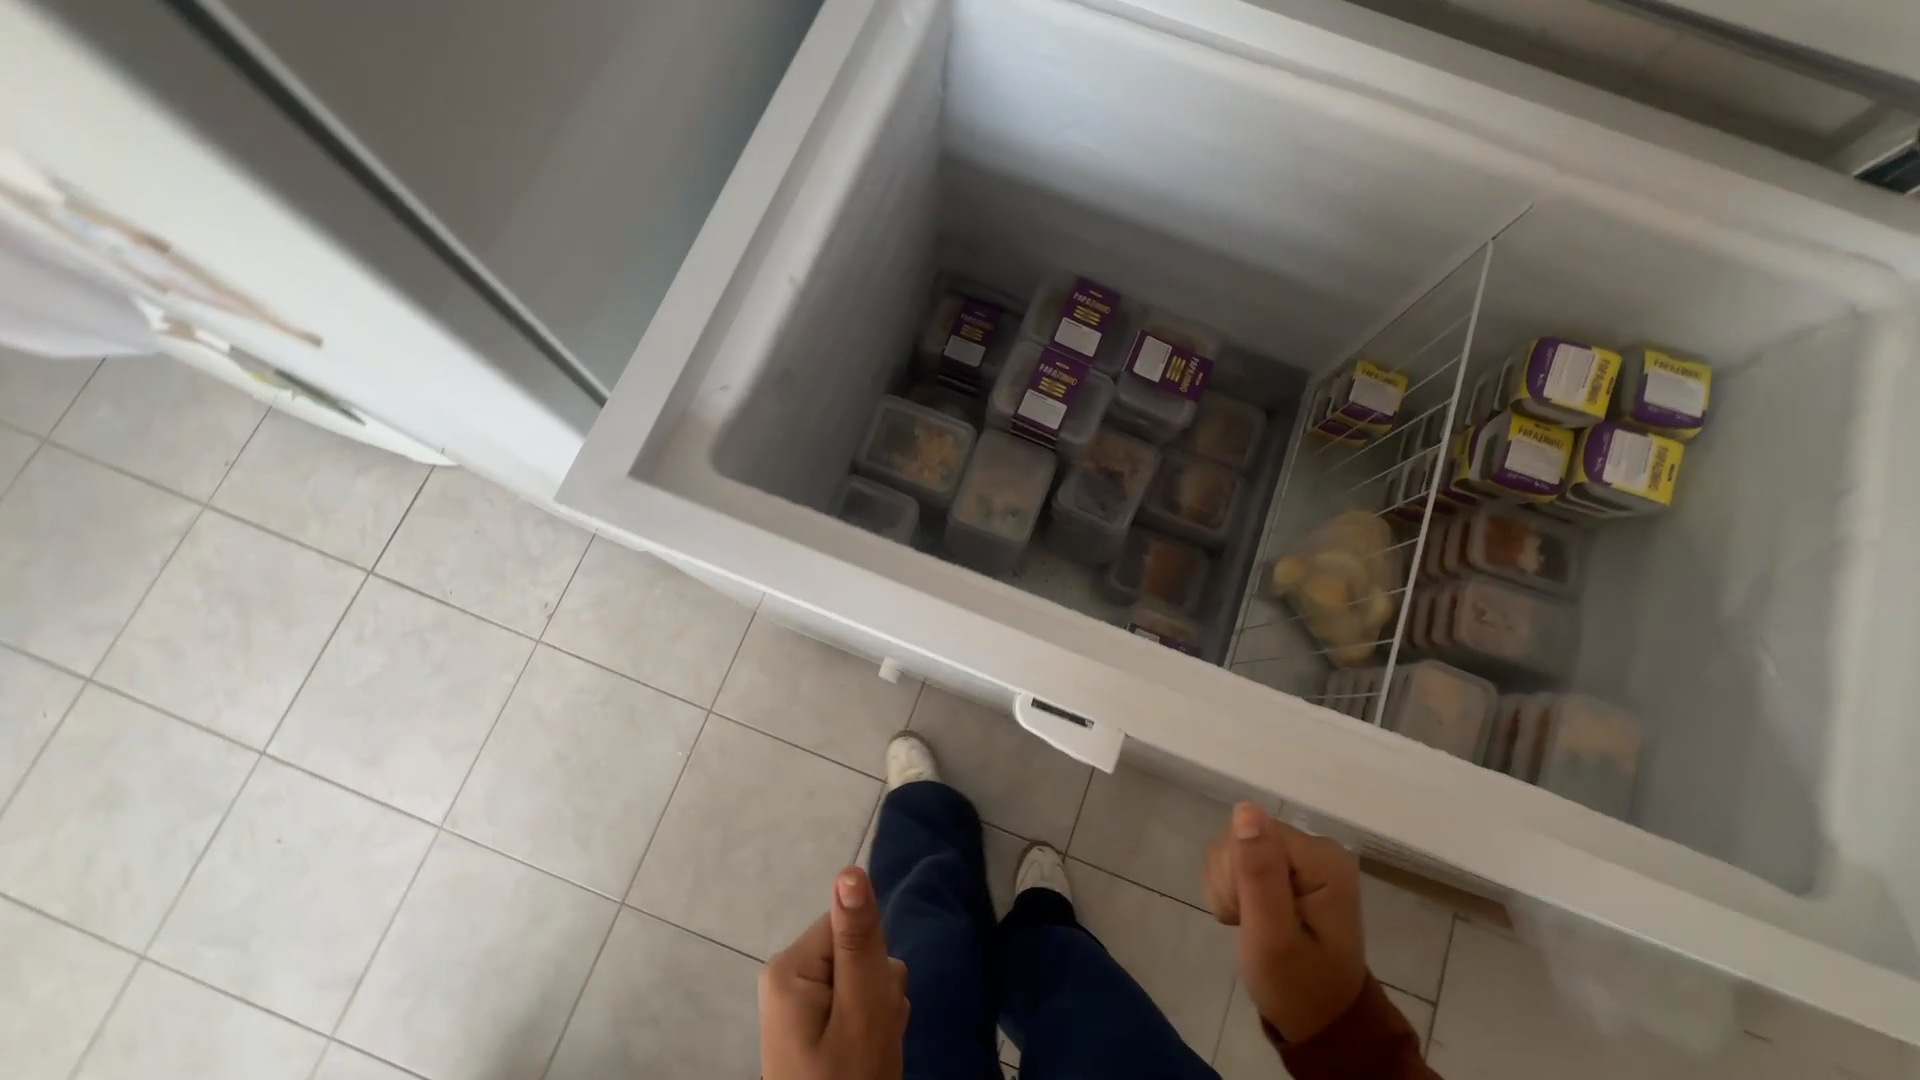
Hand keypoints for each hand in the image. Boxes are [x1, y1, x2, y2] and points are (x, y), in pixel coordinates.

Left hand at [759, 866, 908, 1079]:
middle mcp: (787, 976)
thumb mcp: (862, 1011)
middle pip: (856, 951)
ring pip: (862, 977)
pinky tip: (865, 1054)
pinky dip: (869, 1025)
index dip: (874, 963)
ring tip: (870, 1050)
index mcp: (789, 967)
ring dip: (878, 1009)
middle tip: (874, 1036)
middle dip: (878, 988)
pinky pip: (853, 1001)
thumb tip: (850, 870)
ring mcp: (798, 1001)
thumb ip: (859, 941)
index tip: (874, 1004)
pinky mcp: (811, 1022)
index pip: (851, 926)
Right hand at [1205, 803, 1366, 1042]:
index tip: (1246, 914)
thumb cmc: (1297, 986)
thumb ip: (1259, 872)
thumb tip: (1245, 809)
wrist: (1318, 1020)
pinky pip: (1238, 857)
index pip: (1253, 834)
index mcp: (1323, 860)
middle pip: (1243, 837)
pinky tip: (1248, 914)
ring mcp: (1303, 856)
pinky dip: (1232, 888)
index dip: (1237, 873)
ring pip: (1234, 847)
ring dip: (1228, 886)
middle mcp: (1317, 848)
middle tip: (1249, 923)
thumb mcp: (1272, 937)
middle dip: (1232, 881)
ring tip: (1250, 923)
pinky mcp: (1287, 866)